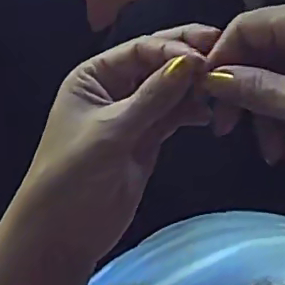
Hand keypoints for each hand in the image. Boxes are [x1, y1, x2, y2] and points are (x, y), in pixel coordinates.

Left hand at [7, 26, 217, 264]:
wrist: (61, 235)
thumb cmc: (72, 175)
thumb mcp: (111, 131)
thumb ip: (152, 97)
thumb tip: (190, 61)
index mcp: (94, 75)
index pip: (139, 49)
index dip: (172, 48)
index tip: (204, 56)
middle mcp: (113, 88)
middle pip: (156, 62)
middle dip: (187, 56)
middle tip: (224, 49)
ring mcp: (132, 114)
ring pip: (169, 88)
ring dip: (193, 84)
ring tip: (221, 85)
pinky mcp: (146, 139)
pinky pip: (173, 115)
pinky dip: (190, 110)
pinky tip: (208, 111)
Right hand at [200, 0, 284, 168]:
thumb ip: (254, 89)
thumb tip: (212, 80)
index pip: (243, 27)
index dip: (220, 60)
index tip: (204, 97)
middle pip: (258, 52)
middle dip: (244, 95)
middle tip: (227, 131)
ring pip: (278, 72)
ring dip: (269, 113)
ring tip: (271, 156)